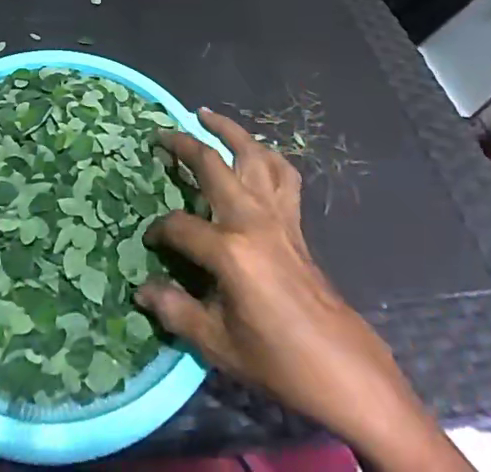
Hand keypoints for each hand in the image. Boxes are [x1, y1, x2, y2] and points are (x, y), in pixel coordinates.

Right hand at [138, 110, 471, 471]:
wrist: (348, 375)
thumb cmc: (279, 361)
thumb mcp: (217, 343)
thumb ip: (175, 310)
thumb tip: (142, 291)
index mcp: (229, 251)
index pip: (178, 226)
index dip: (158, 233)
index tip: (151, 246)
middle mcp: (254, 222)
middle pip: (214, 166)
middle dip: (184, 145)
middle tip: (161, 134)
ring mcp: (280, 220)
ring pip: (255, 157)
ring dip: (230, 132)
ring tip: (208, 116)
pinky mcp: (297, 226)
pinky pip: (283, 177)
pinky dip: (266, 157)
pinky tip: (254, 153)